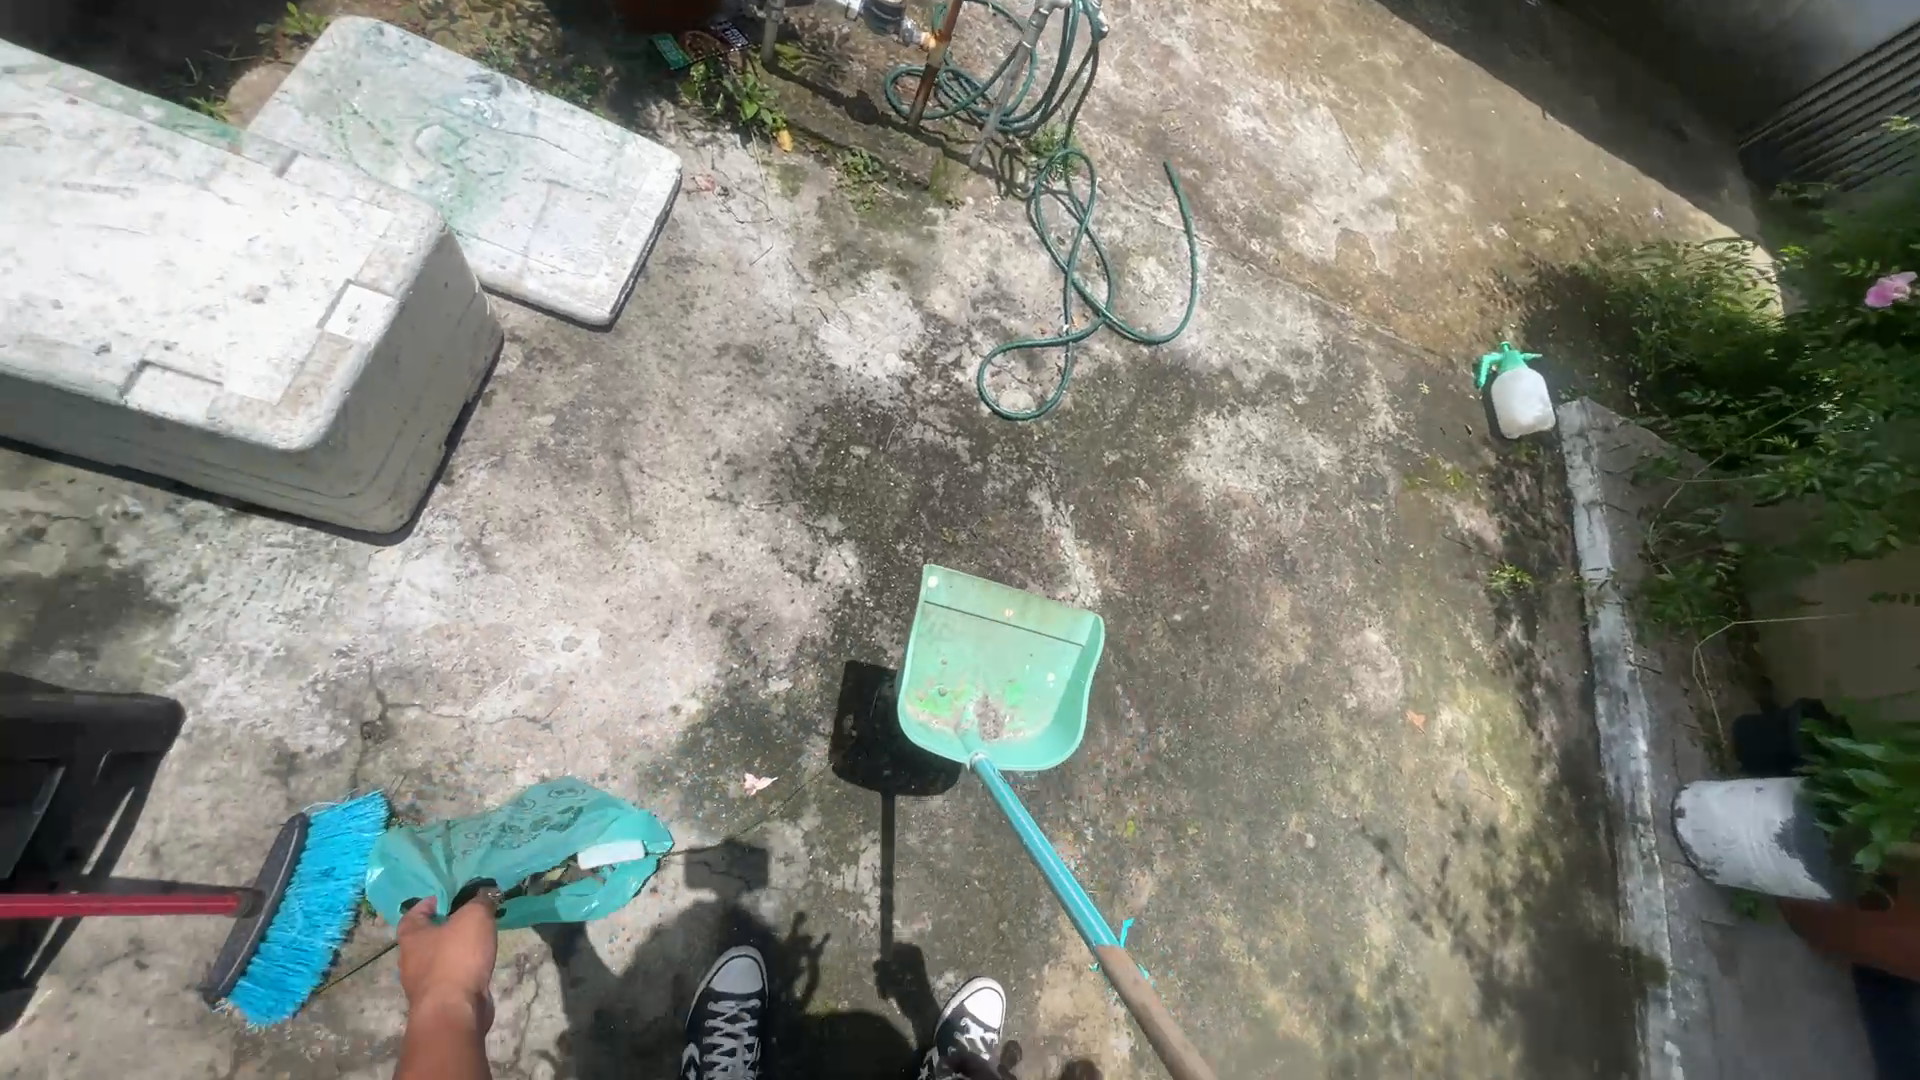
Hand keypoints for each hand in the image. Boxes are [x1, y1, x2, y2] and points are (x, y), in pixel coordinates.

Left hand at [397, 890, 500, 1032]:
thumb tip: (485, 894)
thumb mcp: (474, 916)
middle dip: (447, 924)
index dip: (428, 903)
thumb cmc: (457, 956)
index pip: (412, 915)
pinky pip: (452, 972)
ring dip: (458, 946)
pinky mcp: (440, 998)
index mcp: (412, 938)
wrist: (454, 1009)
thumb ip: (480, 901)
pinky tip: (482, 959)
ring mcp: (424, 982)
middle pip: (427, 936)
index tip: (448, 896)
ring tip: (482, 935)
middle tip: (472, 913)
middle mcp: (412, 960)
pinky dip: (465, 964)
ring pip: (440, 956)